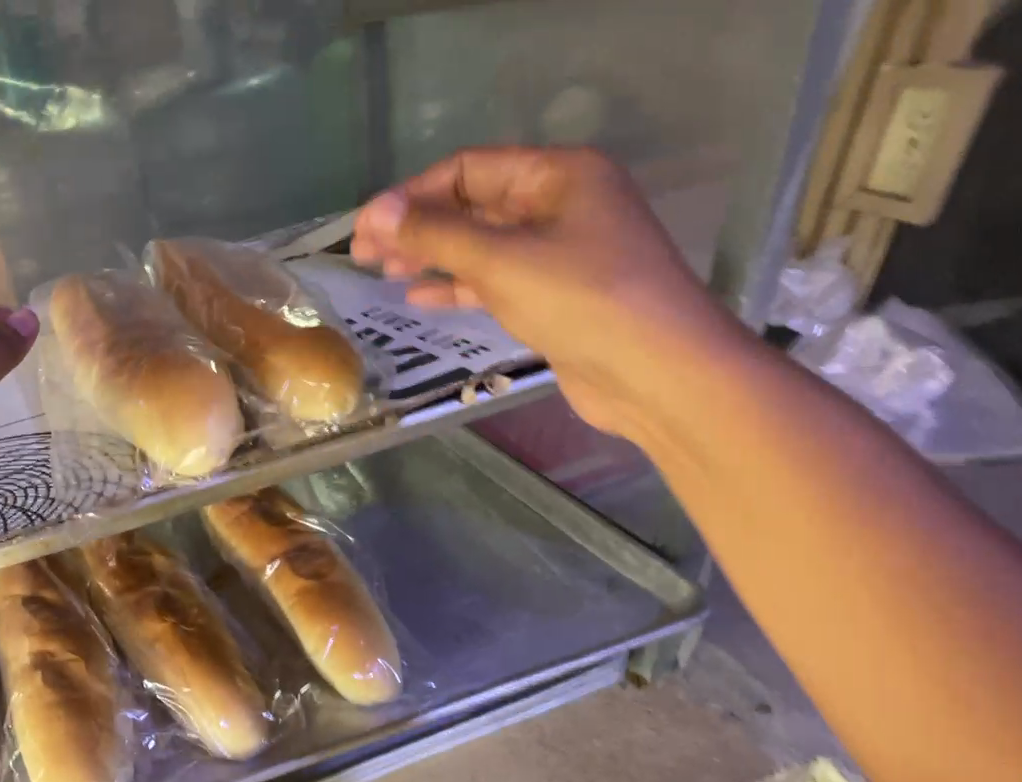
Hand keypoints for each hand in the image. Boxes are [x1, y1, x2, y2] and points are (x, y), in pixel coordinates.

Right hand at [351, 147, 753, 440]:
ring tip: (385, 275)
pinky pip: (497, 279)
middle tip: (365, 255)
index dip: (412, 195)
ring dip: (433, 257)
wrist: (656, 372)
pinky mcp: (556, 295)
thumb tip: (377, 214)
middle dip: (419, 228)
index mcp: (558, 175)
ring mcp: (561, 252)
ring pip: (482, 245)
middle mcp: (561, 204)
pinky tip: (421, 299)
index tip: (366, 229)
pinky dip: (459, 287)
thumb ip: (436, 236)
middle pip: (474, 205)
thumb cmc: (583, 300)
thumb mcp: (503, 261)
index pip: (469, 169)